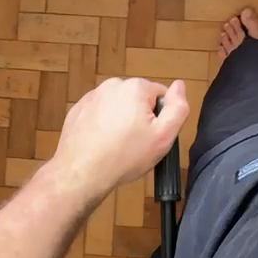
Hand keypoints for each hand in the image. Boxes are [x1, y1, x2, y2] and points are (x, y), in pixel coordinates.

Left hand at [45, 77, 187, 205]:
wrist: (80, 173)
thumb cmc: (125, 156)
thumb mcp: (163, 137)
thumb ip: (178, 108)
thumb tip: (180, 85)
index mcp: (136, 87)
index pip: (160, 95)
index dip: (159, 118)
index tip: (150, 137)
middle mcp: (113, 84)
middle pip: (138, 99)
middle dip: (139, 118)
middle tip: (135, 144)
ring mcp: (92, 96)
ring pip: (117, 106)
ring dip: (120, 120)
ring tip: (116, 146)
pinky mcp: (78, 109)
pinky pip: (98, 112)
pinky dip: (102, 124)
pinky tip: (100, 144)